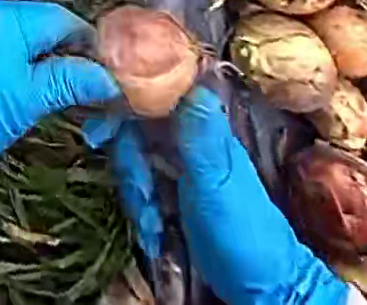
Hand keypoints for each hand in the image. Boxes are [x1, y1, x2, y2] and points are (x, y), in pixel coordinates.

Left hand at [0, 0, 119, 188]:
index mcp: (9, 16)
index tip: (98, 72)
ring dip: (35, 52)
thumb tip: (108, 78)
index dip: (85, 43)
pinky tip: (10, 79)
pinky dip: (9, 51)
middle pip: (40, 21)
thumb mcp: (26, 100)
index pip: (63, 18)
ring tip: (42, 87)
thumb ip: (68, 82)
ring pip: (17, 28)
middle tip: (73, 85)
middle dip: (61, 49)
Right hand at [93, 87, 349, 304]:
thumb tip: (191, 83)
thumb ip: (200, 135)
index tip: (104, 129)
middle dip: (128, 159)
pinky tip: (151, 228)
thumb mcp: (217, 185)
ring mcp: (178, 159)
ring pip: (134, 151)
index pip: (155, 88)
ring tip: (149, 221)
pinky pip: (140, 178)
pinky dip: (139, 202)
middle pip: (136, 121)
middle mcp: (187, 131)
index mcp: (202, 120)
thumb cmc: (244, 233)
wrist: (262, 289)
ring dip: (133, 186)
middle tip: (139, 194)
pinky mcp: (171, 185)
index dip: (126, 101)